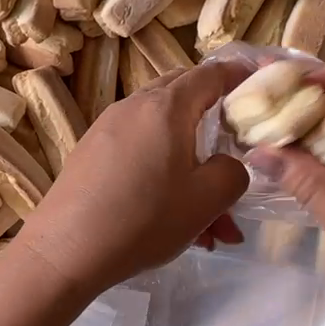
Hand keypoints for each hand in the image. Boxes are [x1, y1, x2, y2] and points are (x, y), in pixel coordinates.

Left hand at [16, 61, 248, 296]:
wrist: (64, 251)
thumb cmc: (143, 218)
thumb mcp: (206, 200)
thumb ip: (232, 173)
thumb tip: (225, 165)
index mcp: (166, 106)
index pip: (210, 73)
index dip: (239, 76)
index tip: (259, 88)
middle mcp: (134, 107)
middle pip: (184, 99)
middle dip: (215, 127)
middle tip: (236, 154)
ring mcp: (107, 131)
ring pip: (163, 139)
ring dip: (192, 173)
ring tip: (211, 229)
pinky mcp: (90, 156)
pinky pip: (139, 156)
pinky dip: (163, 180)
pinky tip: (173, 226)